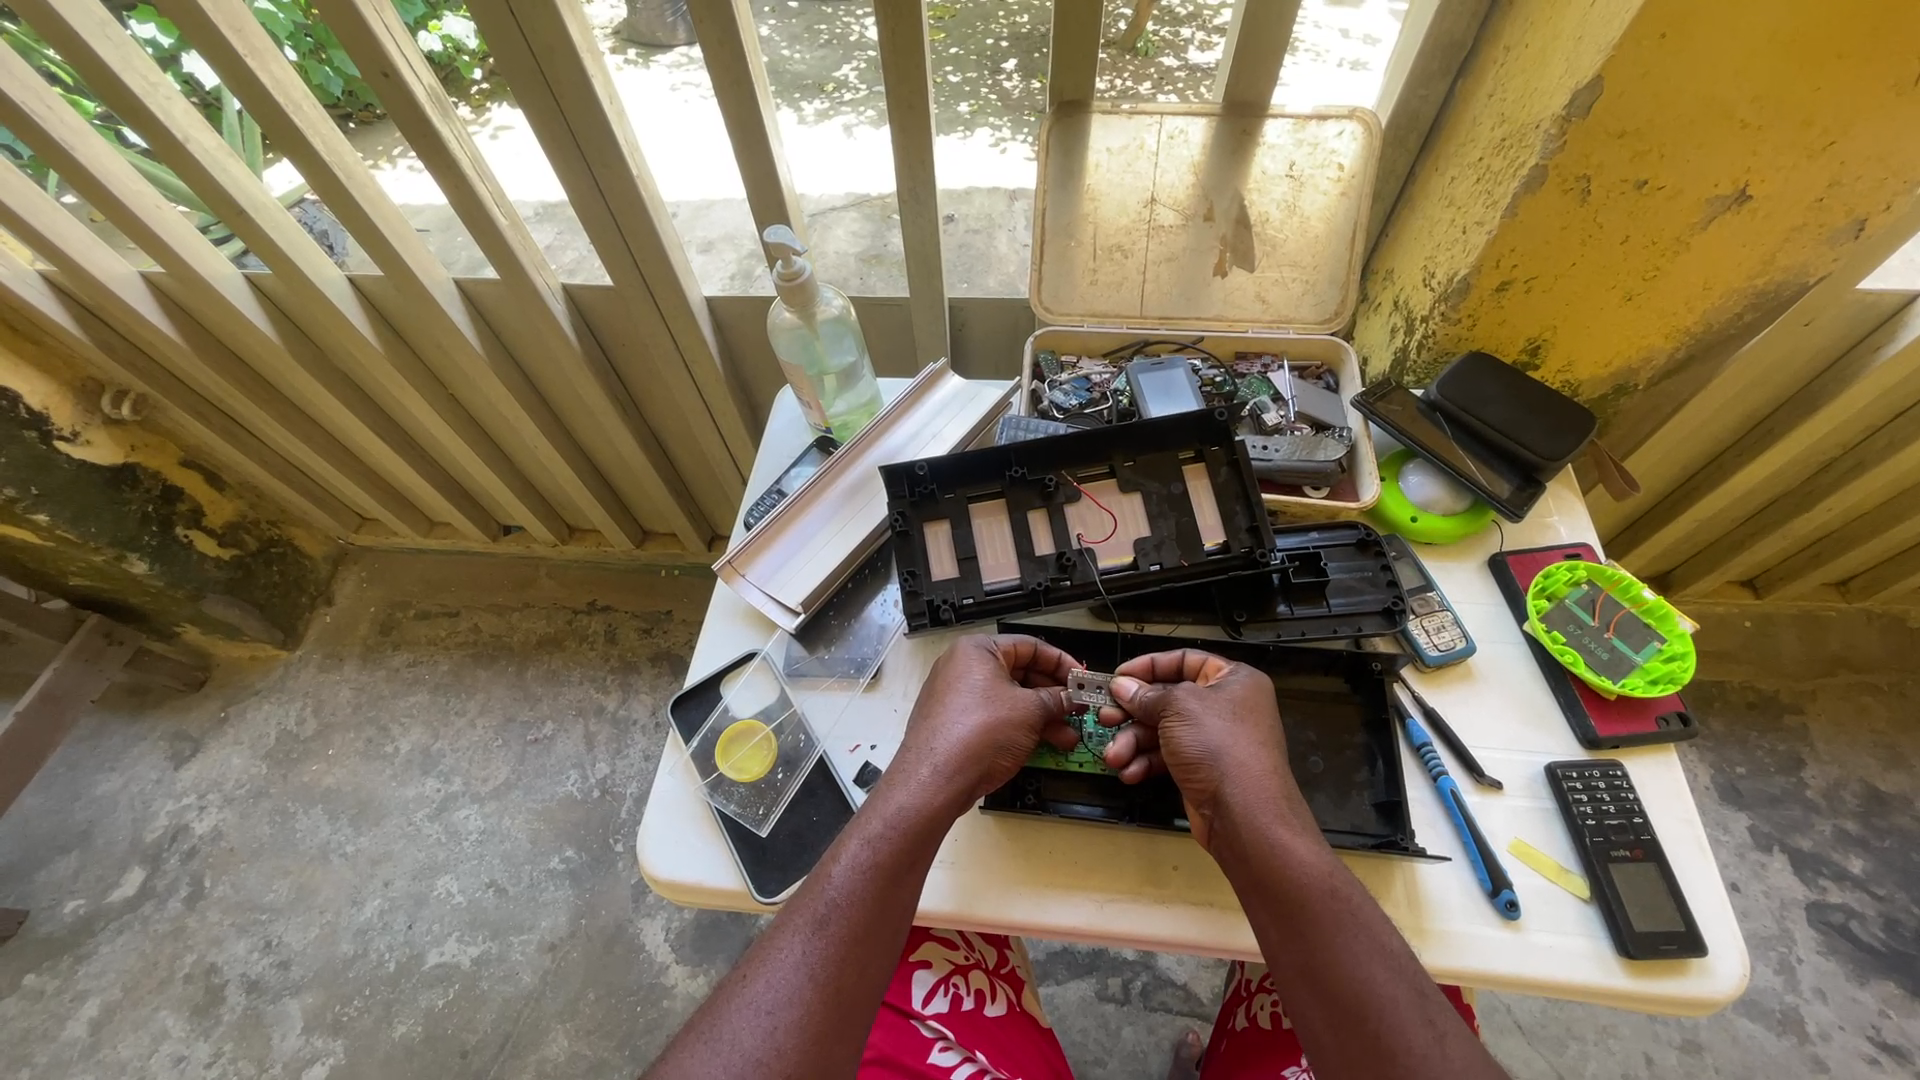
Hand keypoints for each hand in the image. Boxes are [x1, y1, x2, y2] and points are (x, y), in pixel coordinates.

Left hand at [888, 634, 1081, 816]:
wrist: (936, 780)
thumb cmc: (979, 733)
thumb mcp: (1030, 710)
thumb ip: (1055, 699)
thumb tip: (1069, 698)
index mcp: (977, 650)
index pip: (1029, 646)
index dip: (1060, 663)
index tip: (1081, 679)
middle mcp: (963, 668)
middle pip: (1020, 674)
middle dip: (1053, 695)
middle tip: (1077, 709)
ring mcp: (957, 697)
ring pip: (1010, 700)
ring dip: (1042, 716)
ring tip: (1068, 736)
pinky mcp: (956, 724)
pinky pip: (995, 718)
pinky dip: (1020, 727)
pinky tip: (1044, 743)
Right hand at [1096, 649, 1312, 850]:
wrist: (1245, 815)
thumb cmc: (1217, 746)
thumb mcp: (1177, 708)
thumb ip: (1145, 695)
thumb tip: (1121, 686)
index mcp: (1231, 680)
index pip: (1184, 660)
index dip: (1149, 666)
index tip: (1118, 677)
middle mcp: (1224, 706)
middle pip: (1166, 699)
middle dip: (1132, 712)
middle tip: (1105, 718)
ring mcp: (1212, 740)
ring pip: (1161, 731)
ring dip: (1133, 743)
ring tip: (1114, 756)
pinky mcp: (1201, 769)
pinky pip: (1167, 757)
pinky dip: (1145, 763)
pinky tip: (1129, 773)